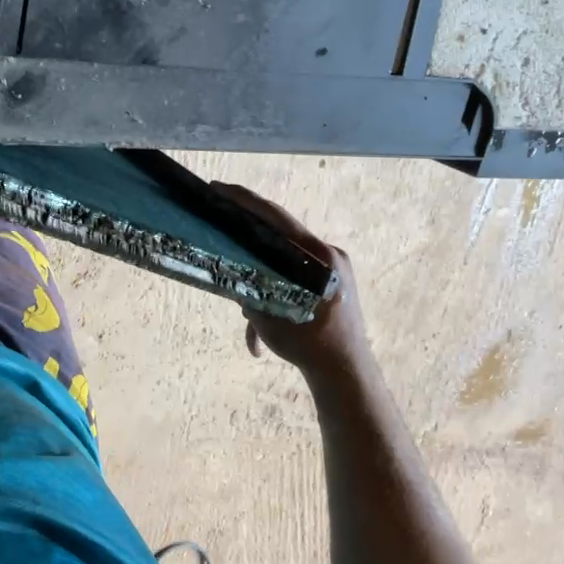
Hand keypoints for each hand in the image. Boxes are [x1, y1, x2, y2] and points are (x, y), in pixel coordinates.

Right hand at [214, 182, 370, 378]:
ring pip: (283, 257)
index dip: (244, 200)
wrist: (346, 376)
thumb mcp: (269, 312)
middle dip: (246, 228)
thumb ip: (248, 285)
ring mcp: (332, 270)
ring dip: (259, 269)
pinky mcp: (330, 285)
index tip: (217, 188)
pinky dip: (274, 292)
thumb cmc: (310, 343)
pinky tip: (259, 328)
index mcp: (319, 255)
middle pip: (279, 232)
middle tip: (217, 214)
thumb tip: (226, 269)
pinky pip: (293, 275)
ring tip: (241, 297)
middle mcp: (329, 255)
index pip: (276, 217)